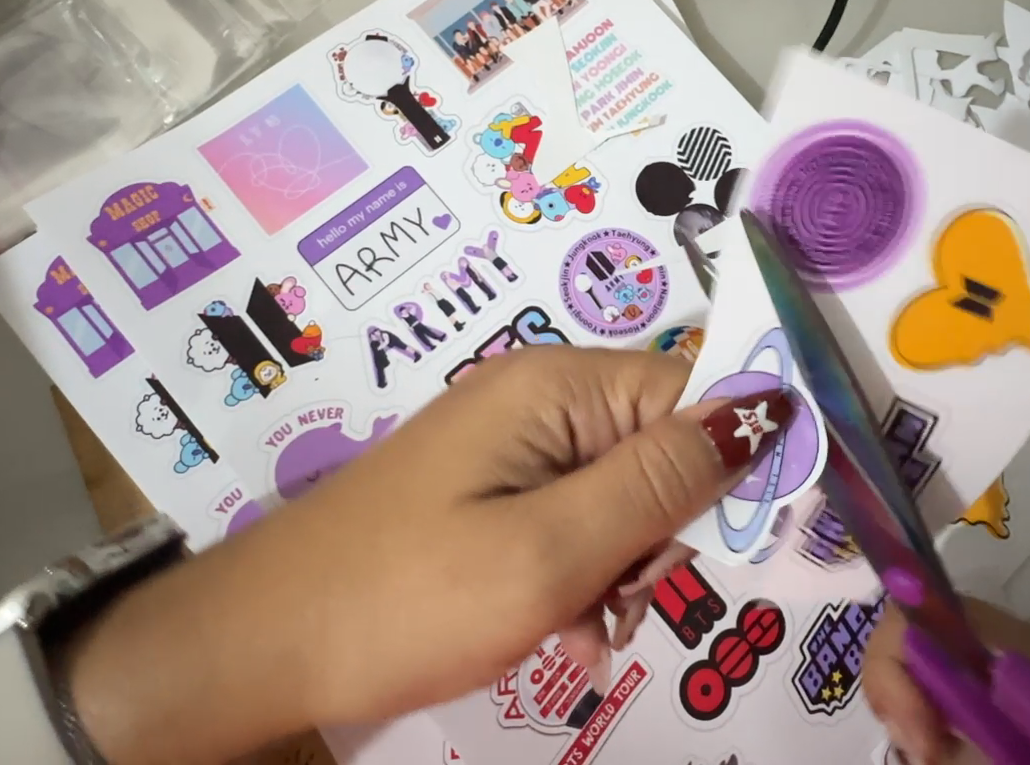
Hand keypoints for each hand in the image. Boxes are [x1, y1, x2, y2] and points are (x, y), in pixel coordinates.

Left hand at [63, 345, 791, 764]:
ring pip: (623, 487)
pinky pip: (578, 512)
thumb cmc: (408, 596)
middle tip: (624, 595)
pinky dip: (586, 567)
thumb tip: (766, 405)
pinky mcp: (496, 483)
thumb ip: (662, 481)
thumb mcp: (551, 550)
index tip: (738, 541)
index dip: (729, 459)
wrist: (264, 643)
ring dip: (625, 558)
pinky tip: (564, 620)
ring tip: (586, 620)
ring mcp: (514, 441)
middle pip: (660, 440)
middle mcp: (541, 396)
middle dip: (663, 524)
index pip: (690, 390)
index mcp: (557, 385)